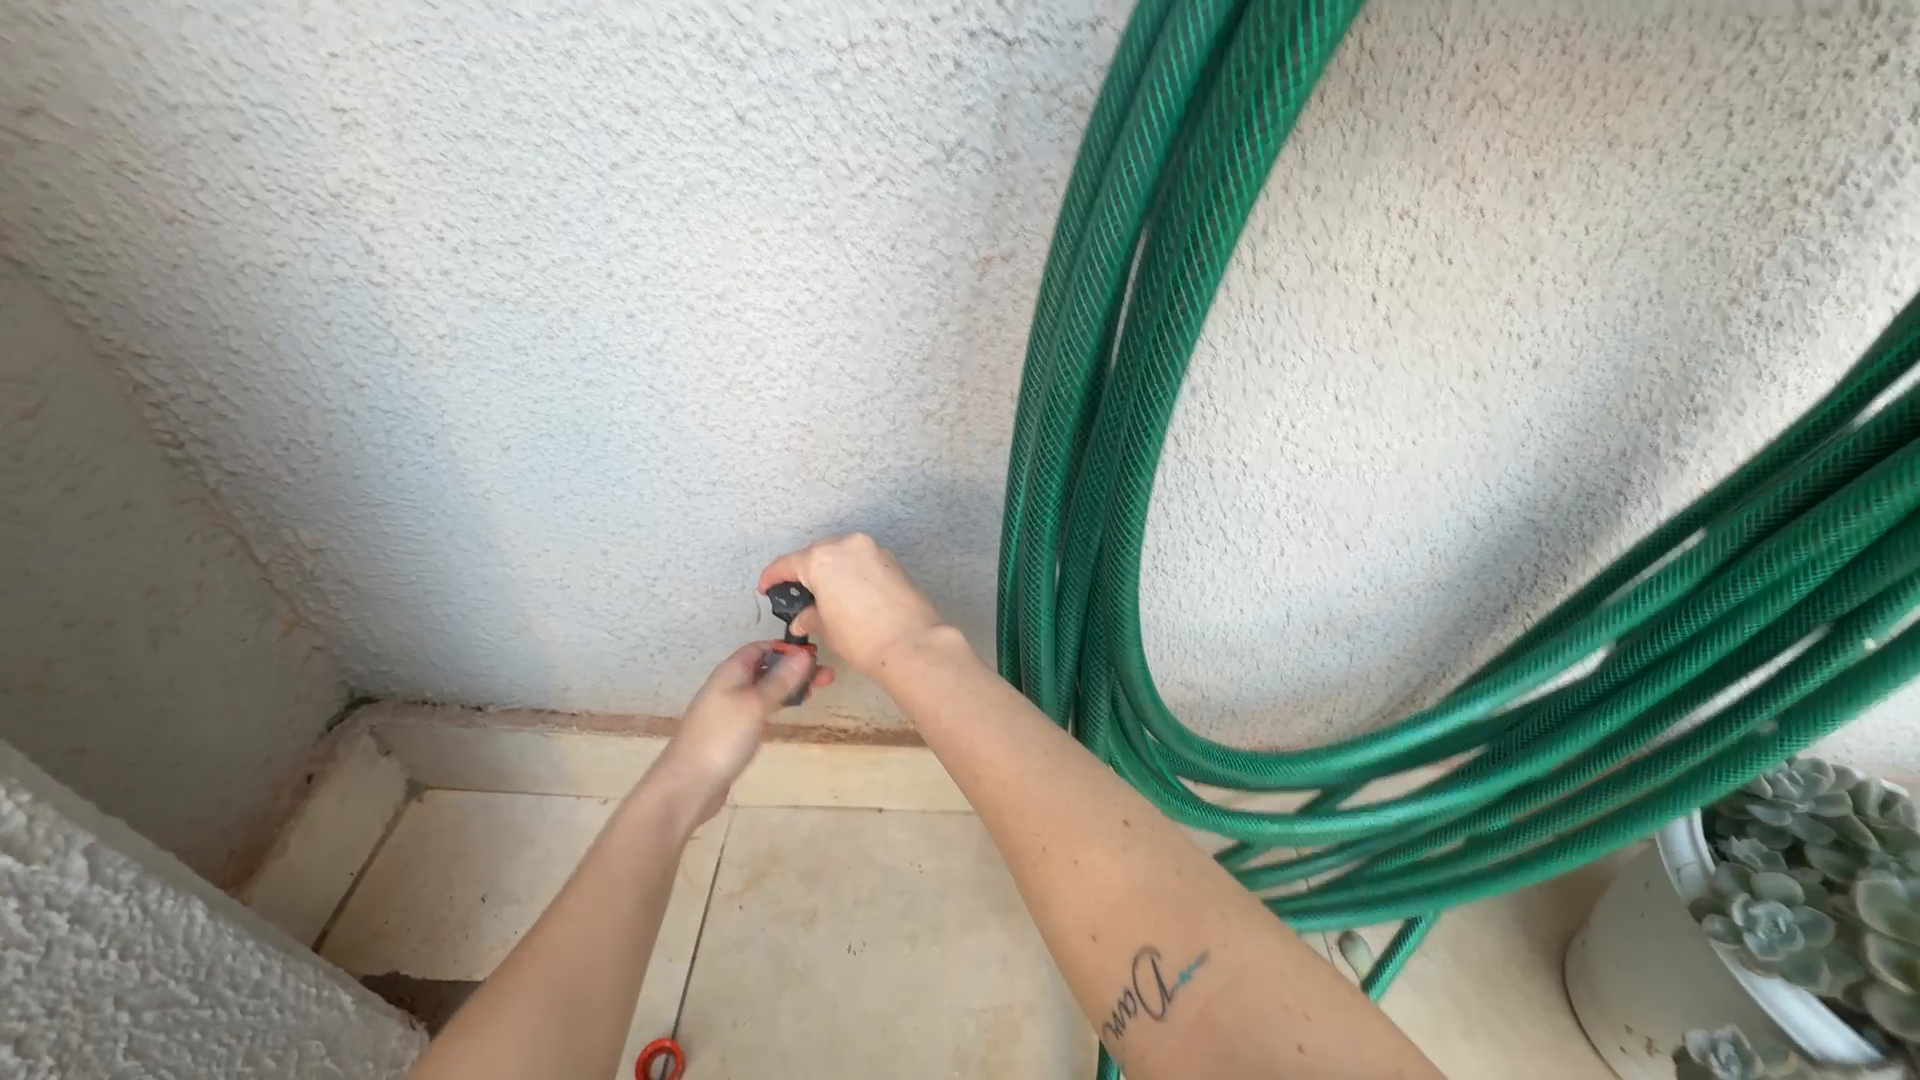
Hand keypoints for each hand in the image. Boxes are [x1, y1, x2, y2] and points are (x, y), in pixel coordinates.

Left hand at [645, 641, 833, 825]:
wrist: (690, 783)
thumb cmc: (723, 737)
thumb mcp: (756, 704)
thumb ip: (780, 679)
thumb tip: (804, 654)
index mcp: (731, 671)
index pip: (761, 647)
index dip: (787, 648)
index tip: (814, 657)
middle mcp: (729, 685)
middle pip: (765, 668)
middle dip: (794, 669)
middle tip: (826, 678)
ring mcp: (730, 709)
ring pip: (764, 689)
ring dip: (789, 687)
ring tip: (815, 693)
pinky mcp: (733, 731)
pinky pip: (759, 709)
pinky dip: (777, 706)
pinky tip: (790, 713)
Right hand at [758, 533, 948, 677]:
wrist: (913, 644)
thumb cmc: (863, 638)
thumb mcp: (827, 628)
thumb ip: (810, 616)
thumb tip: (802, 618)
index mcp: (822, 559)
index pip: (788, 564)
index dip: (773, 577)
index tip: (766, 588)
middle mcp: (847, 545)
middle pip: (816, 555)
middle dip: (804, 573)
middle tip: (798, 596)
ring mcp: (873, 550)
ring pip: (841, 555)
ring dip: (830, 571)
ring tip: (825, 596)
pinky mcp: (892, 560)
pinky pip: (862, 561)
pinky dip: (852, 573)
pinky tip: (849, 594)